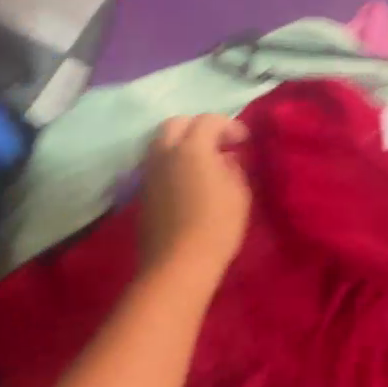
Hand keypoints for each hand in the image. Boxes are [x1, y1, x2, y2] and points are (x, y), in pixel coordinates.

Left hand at [138, 114, 250, 284]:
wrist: (177, 266)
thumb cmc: (216, 227)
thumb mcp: (239, 194)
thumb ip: (235, 168)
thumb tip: (227, 158)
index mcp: (191, 148)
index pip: (208, 120)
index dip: (229, 126)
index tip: (244, 141)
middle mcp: (165, 152)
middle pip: (177, 124)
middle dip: (199, 128)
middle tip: (219, 145)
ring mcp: (149, 172)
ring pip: (162, 142)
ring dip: (182, 144)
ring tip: (203, 162)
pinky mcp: (143, 192)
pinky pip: (157, 164)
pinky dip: (172, 162)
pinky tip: (188, 181)